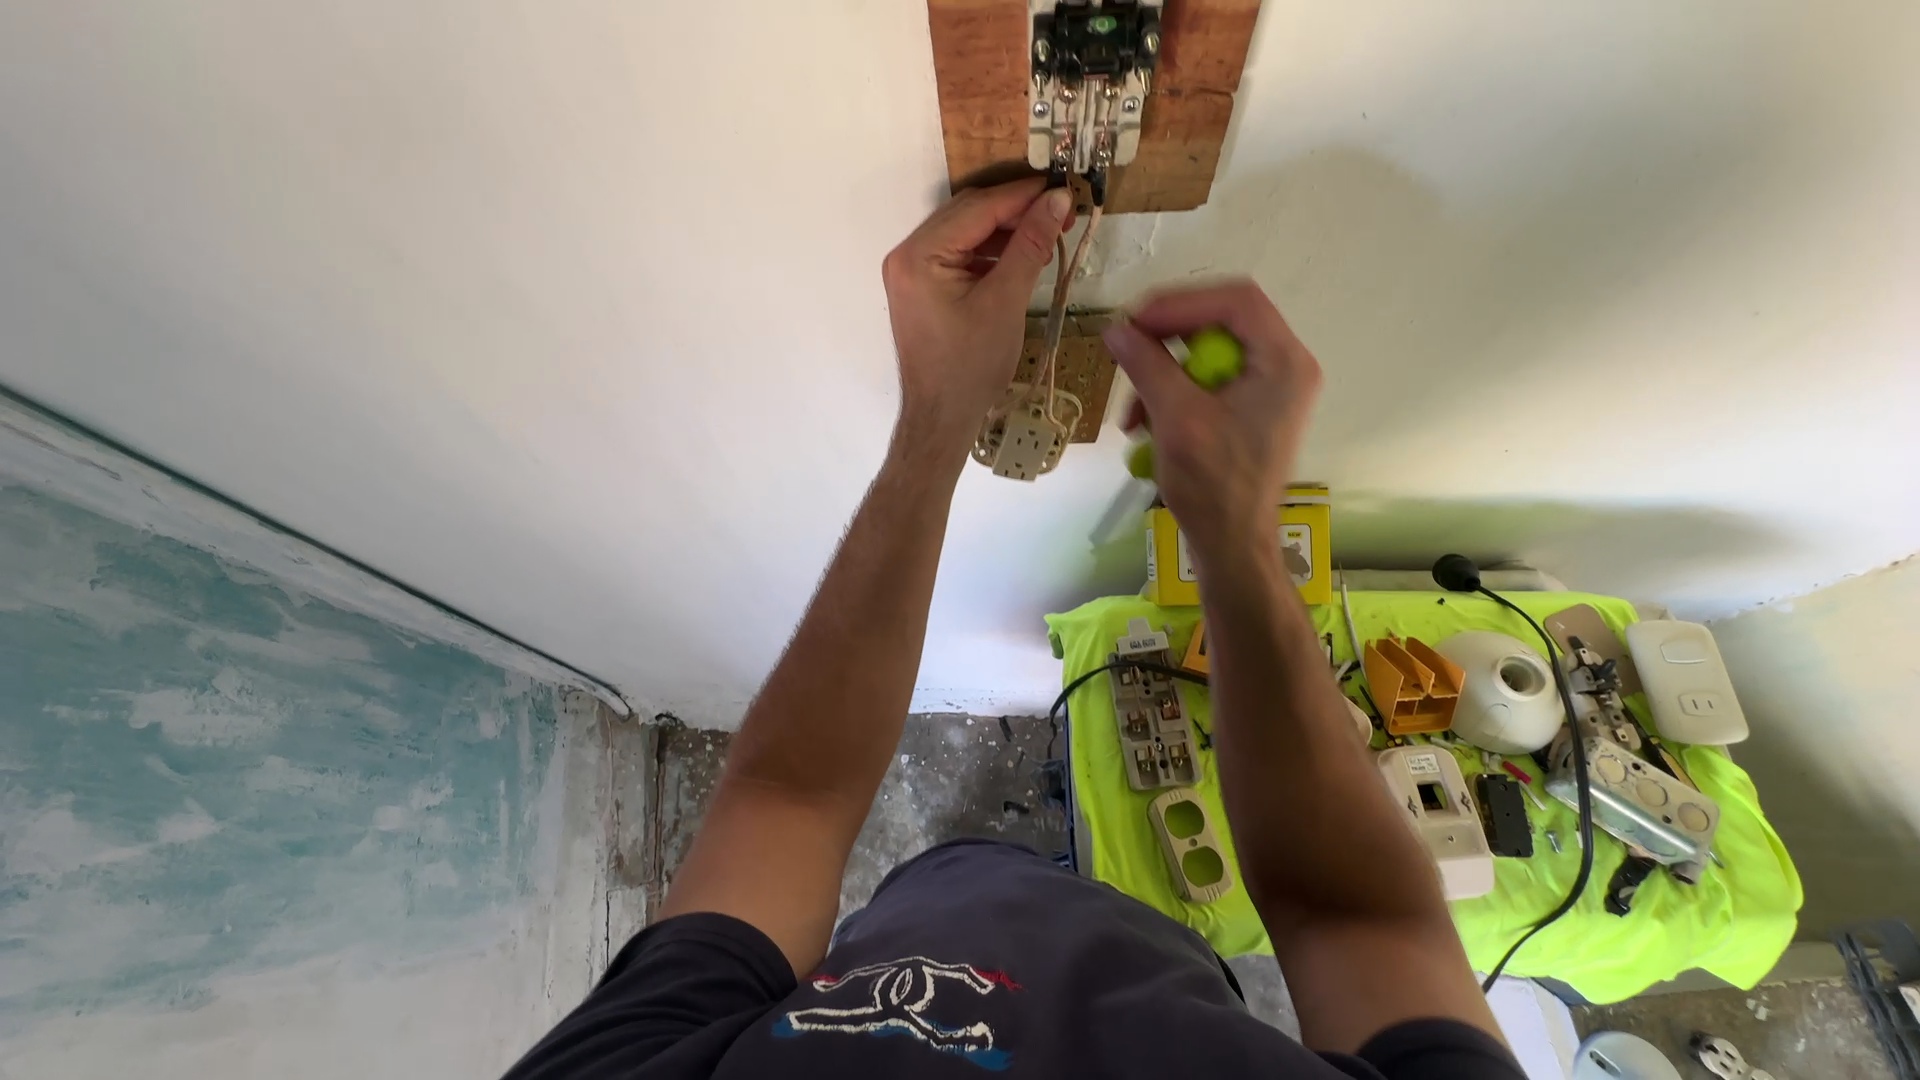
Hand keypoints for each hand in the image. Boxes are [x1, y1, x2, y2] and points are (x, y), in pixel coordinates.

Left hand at [881, 179, 1073, 455]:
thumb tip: (1058, 201)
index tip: (1063, 190)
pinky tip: (1020, 258)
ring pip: (964, 234)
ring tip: (1047, 236)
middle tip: (1060, 214)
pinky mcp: (921, 290)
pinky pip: (958, 257)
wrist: (942, 419)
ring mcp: (910, 273)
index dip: (1023, 197)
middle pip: (967, 215)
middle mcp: (906, 256)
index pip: (976, 209)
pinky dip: (989, 255)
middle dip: (1014, 212)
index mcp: (918, 256)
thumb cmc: (970, 367)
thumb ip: (1030, 245)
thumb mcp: (1005, 302)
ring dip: (1004, 232)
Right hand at [1103, 280, 1321, 553]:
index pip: (1235, 300)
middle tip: (1127, 355)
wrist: (1232, 544)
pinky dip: (1173, 397)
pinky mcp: (1252, 410)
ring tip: (1132, 413)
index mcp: (1284, 362)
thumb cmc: (1213, 485)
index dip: (1179, 303)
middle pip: (1219, 324)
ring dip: (1162, 376)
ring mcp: (1271, 390)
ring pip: (1206, 354)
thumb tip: (1115, 330)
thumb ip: (1147, 365)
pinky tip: (1146, 425)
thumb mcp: (1175, 418)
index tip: (1134, 322)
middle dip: (1165, 342)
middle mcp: (1286, 366)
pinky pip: (1208, 383)